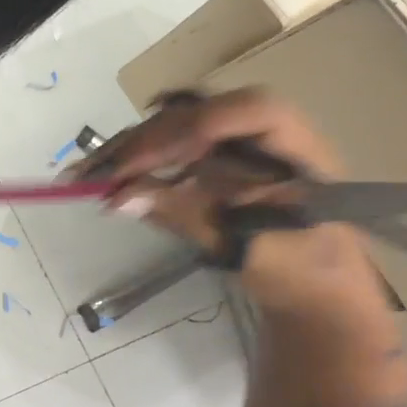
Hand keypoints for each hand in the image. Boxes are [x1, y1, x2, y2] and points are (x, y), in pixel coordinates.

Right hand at [73, 89, 384, 314]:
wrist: (320, 294)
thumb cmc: (301, 273)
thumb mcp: (247, 248)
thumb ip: (186, 216)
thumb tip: (119, 198)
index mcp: (299, 147)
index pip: (245, 111)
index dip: (188, 129)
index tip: (137, 164)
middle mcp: (265, 133)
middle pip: (197, 116)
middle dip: (143, 143)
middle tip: (94, 172)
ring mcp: (237, 141)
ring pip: (175, 127)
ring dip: (129, 149)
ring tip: (85, 173)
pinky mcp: (214, 156)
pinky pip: (170, 145)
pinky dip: (137, 159)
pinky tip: (106, 173)